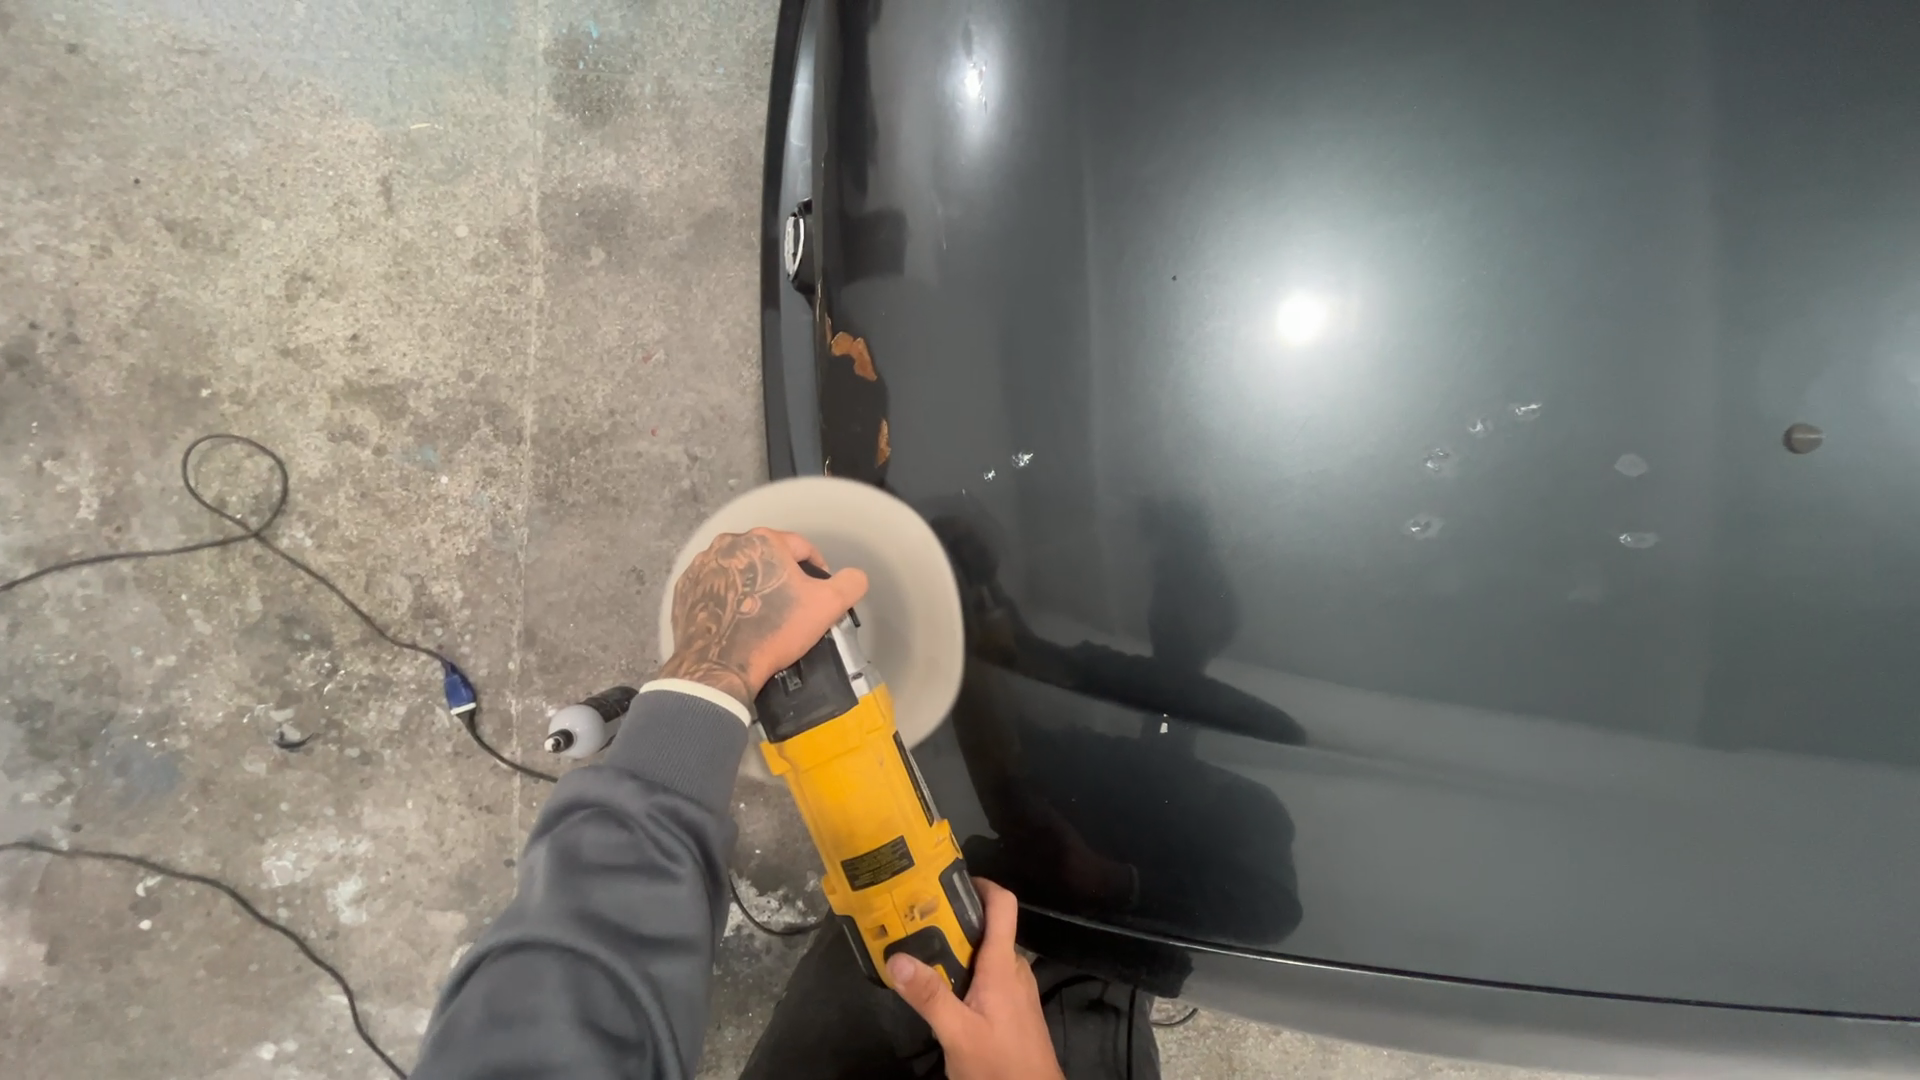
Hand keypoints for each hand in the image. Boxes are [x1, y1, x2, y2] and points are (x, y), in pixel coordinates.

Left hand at [659, 527, 867, 706]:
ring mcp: (702, 565)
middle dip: (782, 578)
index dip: (817, 570)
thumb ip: (851, 583)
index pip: (802, 547)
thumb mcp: (828, 606)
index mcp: (764, 540)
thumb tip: (854, 578)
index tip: (818, 594)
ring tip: (762, 616)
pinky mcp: (685, 589)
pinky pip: (716, 588)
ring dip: (754, 586)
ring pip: (740, 571)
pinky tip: (737, 621)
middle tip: (790, 608)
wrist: (718, 665)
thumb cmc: (774, 630)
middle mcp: (729, 544)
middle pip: (768, 558)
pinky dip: (728, 599)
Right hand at [887, 879, 1065, 1079]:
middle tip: (918, 920)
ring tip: (924, 952)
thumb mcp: (958, 1034)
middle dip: (956, 920)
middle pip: (989, 927)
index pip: (1003, 904)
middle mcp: (1013, 968)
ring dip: (960, 949)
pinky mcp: (1014, 1009)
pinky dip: (968, 972)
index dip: (981, 884)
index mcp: (1003, 963)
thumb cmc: (1001, 1066)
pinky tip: (944, 989)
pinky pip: (991, 976)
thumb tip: (896, 957)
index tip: (948, 881)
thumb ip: (929, 996)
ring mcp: (1016, 989)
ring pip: (988, 954)